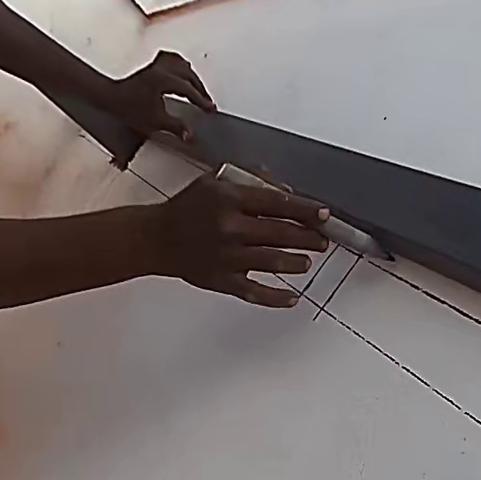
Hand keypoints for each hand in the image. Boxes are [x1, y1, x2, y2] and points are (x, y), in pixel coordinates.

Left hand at [104, 50, 215, 138]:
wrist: (111, 98)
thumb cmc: (128, 107)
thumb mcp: (155, 121)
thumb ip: (175, 127)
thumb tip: (189, 134)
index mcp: (163, 79)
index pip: (188, 89)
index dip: (201, 100)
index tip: (209, 108)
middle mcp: (160, 68)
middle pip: (187, 74)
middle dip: (199, 88)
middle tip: (207, 101)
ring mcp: (155, 66)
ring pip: (180, 63)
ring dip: (191, 75)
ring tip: (198, 86)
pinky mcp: (151, 67)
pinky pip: (170, 59)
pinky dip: (179, 65)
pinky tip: (182, 70)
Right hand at [151, 175, 329, 307]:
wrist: (155, 238)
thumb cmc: (186, 209)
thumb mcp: (214, 182)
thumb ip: (251, 181)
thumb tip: (287, 193)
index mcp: (230, 200)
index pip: (278, 203)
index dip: (306, 210)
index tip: (324, 215)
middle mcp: (231, 228)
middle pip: (282, 233)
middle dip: (308, 238)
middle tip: (322, 240)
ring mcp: (228, 257)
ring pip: (274, 261)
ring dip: (297, 262)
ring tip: (306, 262)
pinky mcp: (223, 280)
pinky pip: (256, 292)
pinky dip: (277, 298)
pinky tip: (292, 298)